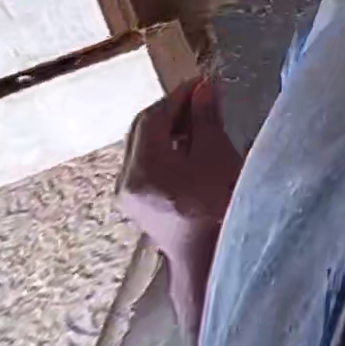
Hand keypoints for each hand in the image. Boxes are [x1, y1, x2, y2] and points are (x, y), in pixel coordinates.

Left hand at [118, 77, 242, 254]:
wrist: (213, 261)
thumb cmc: (218, 207)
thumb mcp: (216, 155)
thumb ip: (205, 118)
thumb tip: (203, 89)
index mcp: (142, 169)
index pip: (152, 118)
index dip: (177, 96)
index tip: (202, 84)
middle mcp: (126, 182)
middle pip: (142, 130)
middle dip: (170, 110)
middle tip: (200, 97)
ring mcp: (129, 196)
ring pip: (144, 146)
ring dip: (168, 127)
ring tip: (199, 117)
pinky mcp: (139, 205)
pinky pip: (147, 163)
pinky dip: (166, 146)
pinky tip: (190, 143)